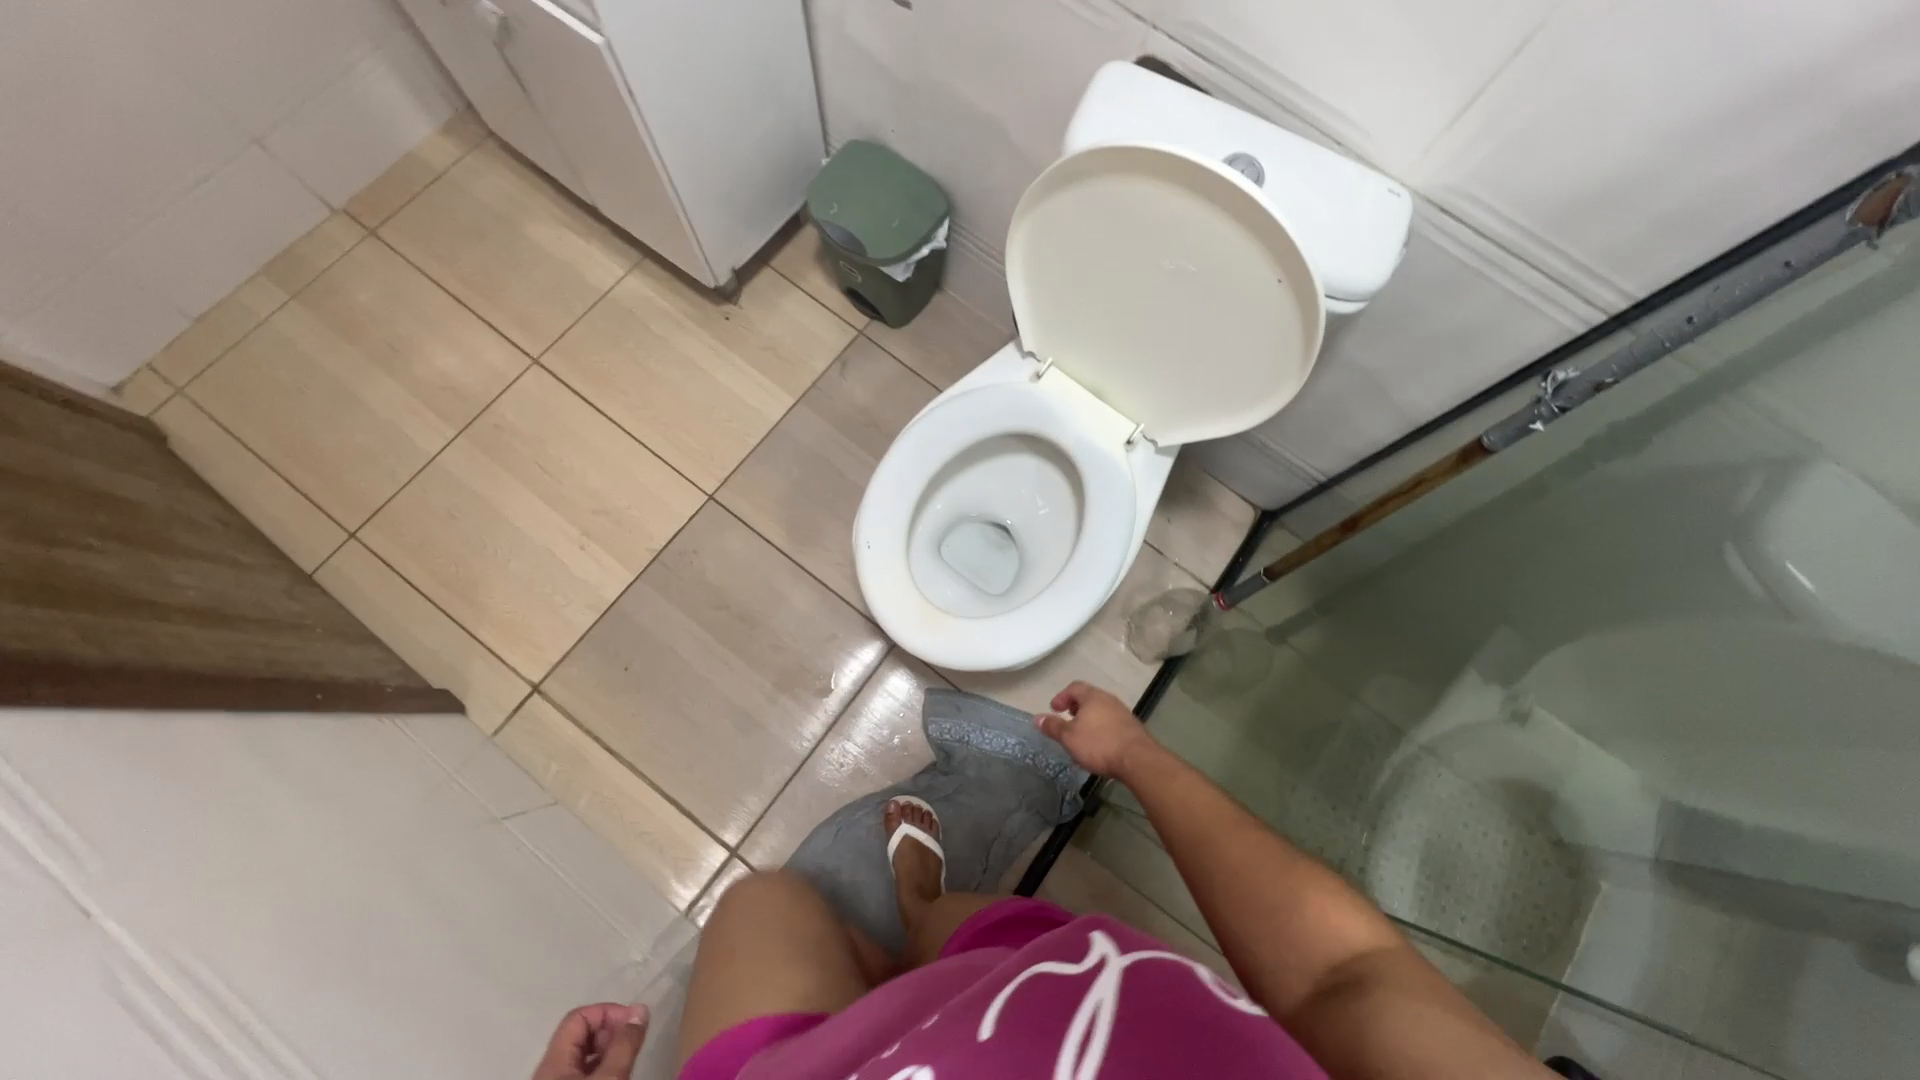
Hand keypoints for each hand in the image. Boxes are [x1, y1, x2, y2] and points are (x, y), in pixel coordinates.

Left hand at [531, 1003, 648, 1079]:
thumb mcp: (609, 1078)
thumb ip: (624, 1044)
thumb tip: (640, 1008)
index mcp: (553, 1060)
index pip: (579, 1016)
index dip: (608, 1012)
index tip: (634, 1023)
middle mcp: (550, 1070)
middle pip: (581, 1034)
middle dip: (611, 1031)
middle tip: (633, 1043)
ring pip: (584, 1056)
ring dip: (609, 1051)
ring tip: (628, 1061)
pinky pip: (583, 1073)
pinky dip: (603, 1068)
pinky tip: (617, 1075)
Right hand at [1034, 681, 1155, 777]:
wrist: (1137, 759)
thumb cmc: (1099, 744)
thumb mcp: (1069, 737)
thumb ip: (1053, 726)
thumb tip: (1036, 718)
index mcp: (1093, 696)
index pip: (1074, 687)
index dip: (1061, 696)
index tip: (1054, 710)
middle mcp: (1109, 699)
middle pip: (1089, 697)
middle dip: (1075, 707)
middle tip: (1067, 720)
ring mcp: (1123, 713)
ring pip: (1101, 710)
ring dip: (1089, 719)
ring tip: (1081, 735)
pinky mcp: (1132, 728)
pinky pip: (1111, 722)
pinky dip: (1101, 728)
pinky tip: (1098, 745)